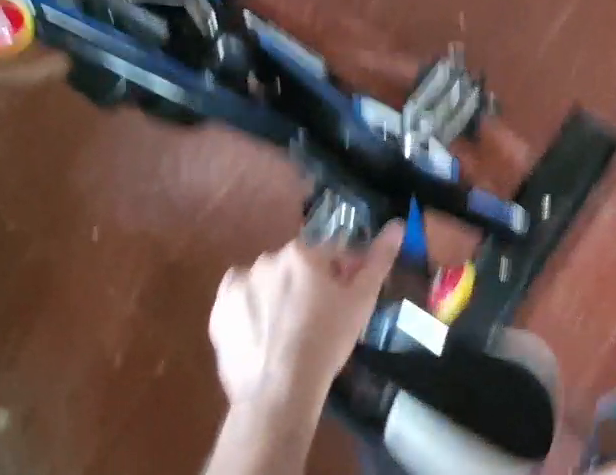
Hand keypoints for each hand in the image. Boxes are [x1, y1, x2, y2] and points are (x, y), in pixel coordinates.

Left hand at [208, 223, 404, 410]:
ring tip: (291, 330)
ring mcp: (239, 285)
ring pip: (269, 280)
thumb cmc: (327, 340)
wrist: (278, 390)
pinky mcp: (218, 312)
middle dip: (310, 283)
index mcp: (303, 252)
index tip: (346, 301)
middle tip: (322, 318)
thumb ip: (380, 258)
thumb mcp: (362, 299)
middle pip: (298, 265)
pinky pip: (240, 298)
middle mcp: (268, 259)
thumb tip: (397, 224)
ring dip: (280, 293)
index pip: (332, 254)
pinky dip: (251, 307)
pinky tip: (264, 330)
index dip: (343, 276)